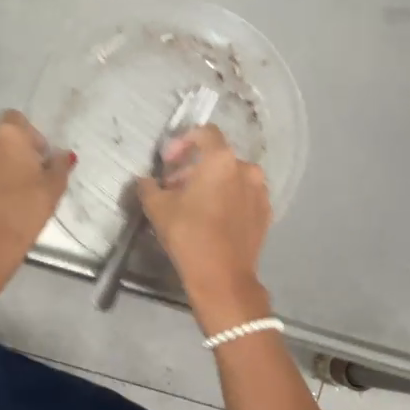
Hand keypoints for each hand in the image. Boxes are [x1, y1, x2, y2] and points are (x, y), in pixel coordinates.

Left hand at [0, 110, 74, 284]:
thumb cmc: (26, 208)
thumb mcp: (53, 186)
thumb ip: (60, 165)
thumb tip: (64, 155)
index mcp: (9, 133)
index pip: (19, 120)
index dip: (32, 136)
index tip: (41, 158)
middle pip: (4, 136)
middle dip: (17, 149)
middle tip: (32, 173)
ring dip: (4, 162)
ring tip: (17, 187)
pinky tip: (3, 195)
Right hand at [137, 124, 272, 330]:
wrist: (222, 276)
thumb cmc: (188, 235)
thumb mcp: (157, 209)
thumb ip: (148, 187)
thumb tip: (144, 181)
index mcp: (221, 160)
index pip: (205, 133)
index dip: (183, 142)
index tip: (168, 161)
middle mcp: (246, 169)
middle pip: (217, 159)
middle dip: (193, 170)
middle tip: (173, 190)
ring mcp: (260, 192)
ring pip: (231, 178)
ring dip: (211, 185)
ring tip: (193, 207)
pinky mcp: (265, 213)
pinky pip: (243, 197)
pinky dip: (227, 200)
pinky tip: (212, 221)